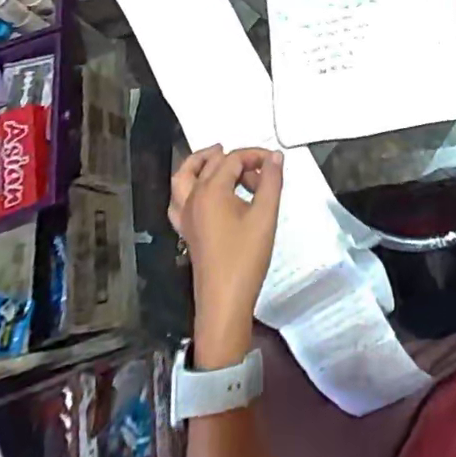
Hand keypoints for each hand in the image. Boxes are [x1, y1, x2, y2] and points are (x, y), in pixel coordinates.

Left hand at [170, 146, 283, 367]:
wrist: (225, 300)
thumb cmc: (246, 257)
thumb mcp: (265, 215)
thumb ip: (271, 181)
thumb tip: (275, 157)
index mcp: (211, 191)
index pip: (233, 159)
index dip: (256, 156)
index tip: (276, 164)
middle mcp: (193, 198)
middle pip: (210, 164)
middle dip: (236, 160)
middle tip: (259, 169)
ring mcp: (185, 215)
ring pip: (184, 177)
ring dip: (201, 164)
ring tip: (219, 158)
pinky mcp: (186, 231)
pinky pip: (179, 200)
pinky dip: (190, 187)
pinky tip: (203, 192)